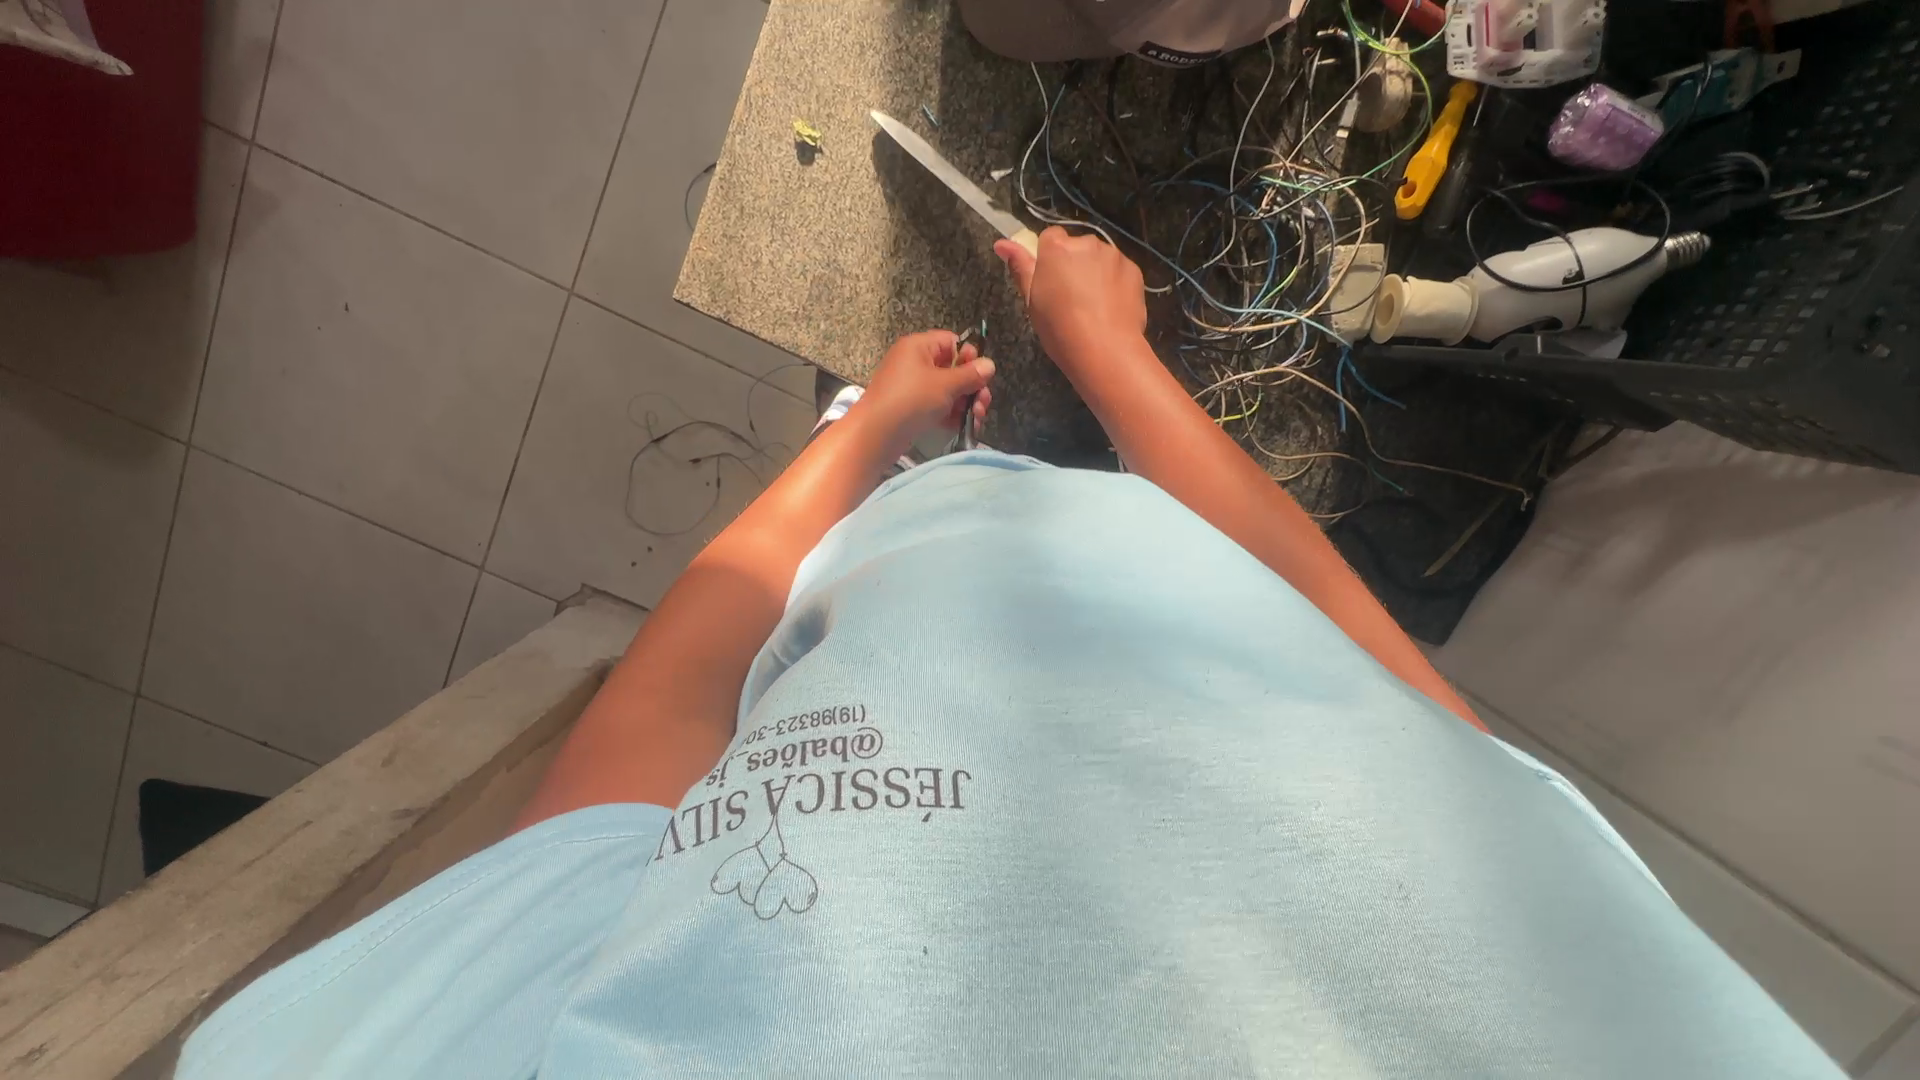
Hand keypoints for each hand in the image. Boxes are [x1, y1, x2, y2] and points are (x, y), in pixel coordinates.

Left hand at [851, 330, 994, 458]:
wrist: (875, 435)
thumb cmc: (911, 400)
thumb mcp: (945, 385)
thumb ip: (970, 375)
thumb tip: (990, 364)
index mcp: (918, 347)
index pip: (951, 342)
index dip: (969, 356)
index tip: (981, 374)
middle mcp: (914, 363)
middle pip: (952, 368)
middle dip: (971, 386)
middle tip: (983, 402)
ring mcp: (912, 387)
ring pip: (946, 390)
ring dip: (965, 402)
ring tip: (976, 418)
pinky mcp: (911, 408)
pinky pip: (936, 405)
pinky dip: (950, 414)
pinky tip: (964, 426)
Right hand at [995, 226, 1147, 372]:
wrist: (1105, 350)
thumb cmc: (1060, 328)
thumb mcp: (1032, 302)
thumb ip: (1020, 268)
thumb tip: (1002, 243)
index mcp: (1057, 248)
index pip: (1050, 237)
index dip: (1049, 260)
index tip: (1050, 283)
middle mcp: (1087, 243)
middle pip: (1077, 248)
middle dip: (1074, 265)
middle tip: (1071, 299)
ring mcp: (1113, 255)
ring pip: (1100, 258)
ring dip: (1095, 273)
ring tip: (1093, 307)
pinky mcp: (1134, 270)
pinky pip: (1119, 271)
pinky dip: (1114, 284)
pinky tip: (1110, 309)